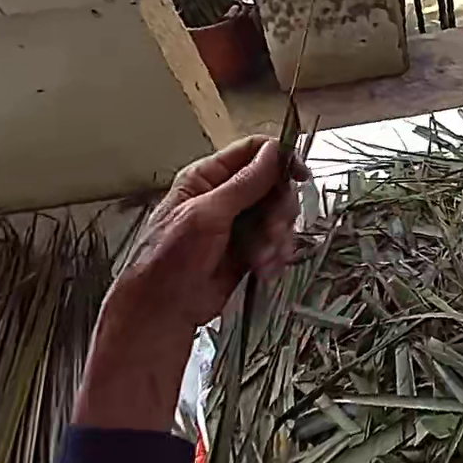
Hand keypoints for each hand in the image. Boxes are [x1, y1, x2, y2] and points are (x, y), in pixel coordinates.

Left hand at [76, 136, 307, 430]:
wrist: (162, 311)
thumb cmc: (169, 259)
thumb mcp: (207, 214)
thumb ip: (245, 183)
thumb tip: (273, 152)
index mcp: (208, 177)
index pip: (252, 152)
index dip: (280, 159)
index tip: (300, 175)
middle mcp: (226, 196)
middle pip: (273, 185)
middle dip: (279, 209)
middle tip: (275, 229)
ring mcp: (239, 223)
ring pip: (278, 215)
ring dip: (277, 237)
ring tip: (263, 258)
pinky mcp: (249, 249)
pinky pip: (276, 242)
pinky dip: (275, 255)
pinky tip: (263, 269)